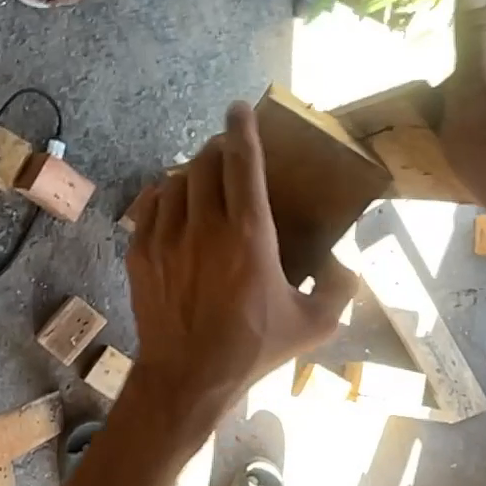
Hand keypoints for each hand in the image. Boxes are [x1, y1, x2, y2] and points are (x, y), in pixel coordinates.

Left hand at [124, 105, 358, 406]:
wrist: (188, 377)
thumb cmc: (253, 349)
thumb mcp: (314, 325)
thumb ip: (339, 287)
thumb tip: (344, 262)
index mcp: (250, 235)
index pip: (244, 162)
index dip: (243, 129)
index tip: (240, 108)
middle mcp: (205, 227)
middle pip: (205, 163)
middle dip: (217, 150)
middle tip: (227, 156)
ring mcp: (167, 239)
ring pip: (175, 181)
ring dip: (192, 175)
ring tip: (203, 185)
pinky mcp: (140, 254)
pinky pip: (149, 206)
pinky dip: (163, 196)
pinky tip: (173, 205)